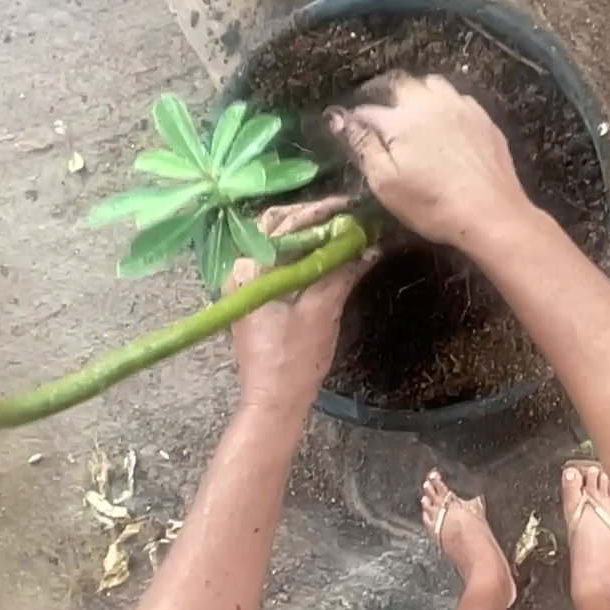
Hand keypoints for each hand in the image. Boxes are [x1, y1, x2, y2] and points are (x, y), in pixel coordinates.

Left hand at [226, 197, 371, 415]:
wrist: (273, 401)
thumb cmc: (294, 360)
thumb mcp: (321, 311)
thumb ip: (341, 273)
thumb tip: (367, 247)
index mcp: (250, 270)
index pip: (283, 224)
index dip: (319, 212)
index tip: (349, 208)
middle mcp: (241, 271)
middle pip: (277, 230)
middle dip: (313, 220)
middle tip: (347, 217)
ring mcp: (247, 286)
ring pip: (280, 247)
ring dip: (310, 238)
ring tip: (343, 233)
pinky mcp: (257, 300)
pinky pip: (281, 266)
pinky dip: (304, 258)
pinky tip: (329, 258)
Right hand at [326, 74, 537, 249]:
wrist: (492, 213)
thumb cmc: (433, 206)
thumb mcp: (387, 185)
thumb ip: (363, 147)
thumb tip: (340, 119)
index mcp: (399, 120)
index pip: (367, 110)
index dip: (357, 120)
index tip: (353, 130)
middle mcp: (428, 103)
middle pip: (400, 84)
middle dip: (386, 96)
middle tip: (384, 117)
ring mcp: (459, 106)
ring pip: (432, 84)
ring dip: (418, 94)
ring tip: (415, 113)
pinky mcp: (483, 118)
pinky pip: (458, 98)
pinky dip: (446, 105)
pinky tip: (447, 123)